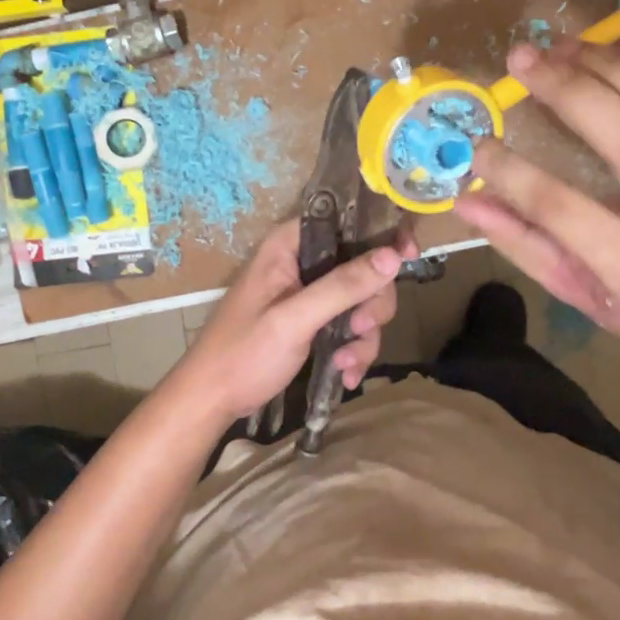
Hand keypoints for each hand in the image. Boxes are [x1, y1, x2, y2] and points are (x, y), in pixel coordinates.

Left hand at [166, 222, 406, 421]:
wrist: (212, 399)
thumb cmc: (244, 353)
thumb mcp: (295, 319)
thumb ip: (342, 286)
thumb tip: (393, 255)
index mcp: (290, 245)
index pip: (347, 220)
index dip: (381, 234)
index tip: (408, 257)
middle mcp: (303, 262)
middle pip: (365, 264)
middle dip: (371, 302)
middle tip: (363, 327)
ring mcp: (309, 293)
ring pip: (363, 299)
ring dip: (364, 335)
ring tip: (347, 364)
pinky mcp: (313, 321)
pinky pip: (350, 325)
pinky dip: (354, 349)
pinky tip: (347, 373)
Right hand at [455, 42, 619, 389]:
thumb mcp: (579, 295)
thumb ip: (522, 245)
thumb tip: (465, 202)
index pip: (565, 210)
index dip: (514, 174)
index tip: (479, 145)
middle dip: (572, 91)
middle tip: (524, 59)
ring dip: (615, 68)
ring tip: (566, 46)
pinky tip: (614, 65)